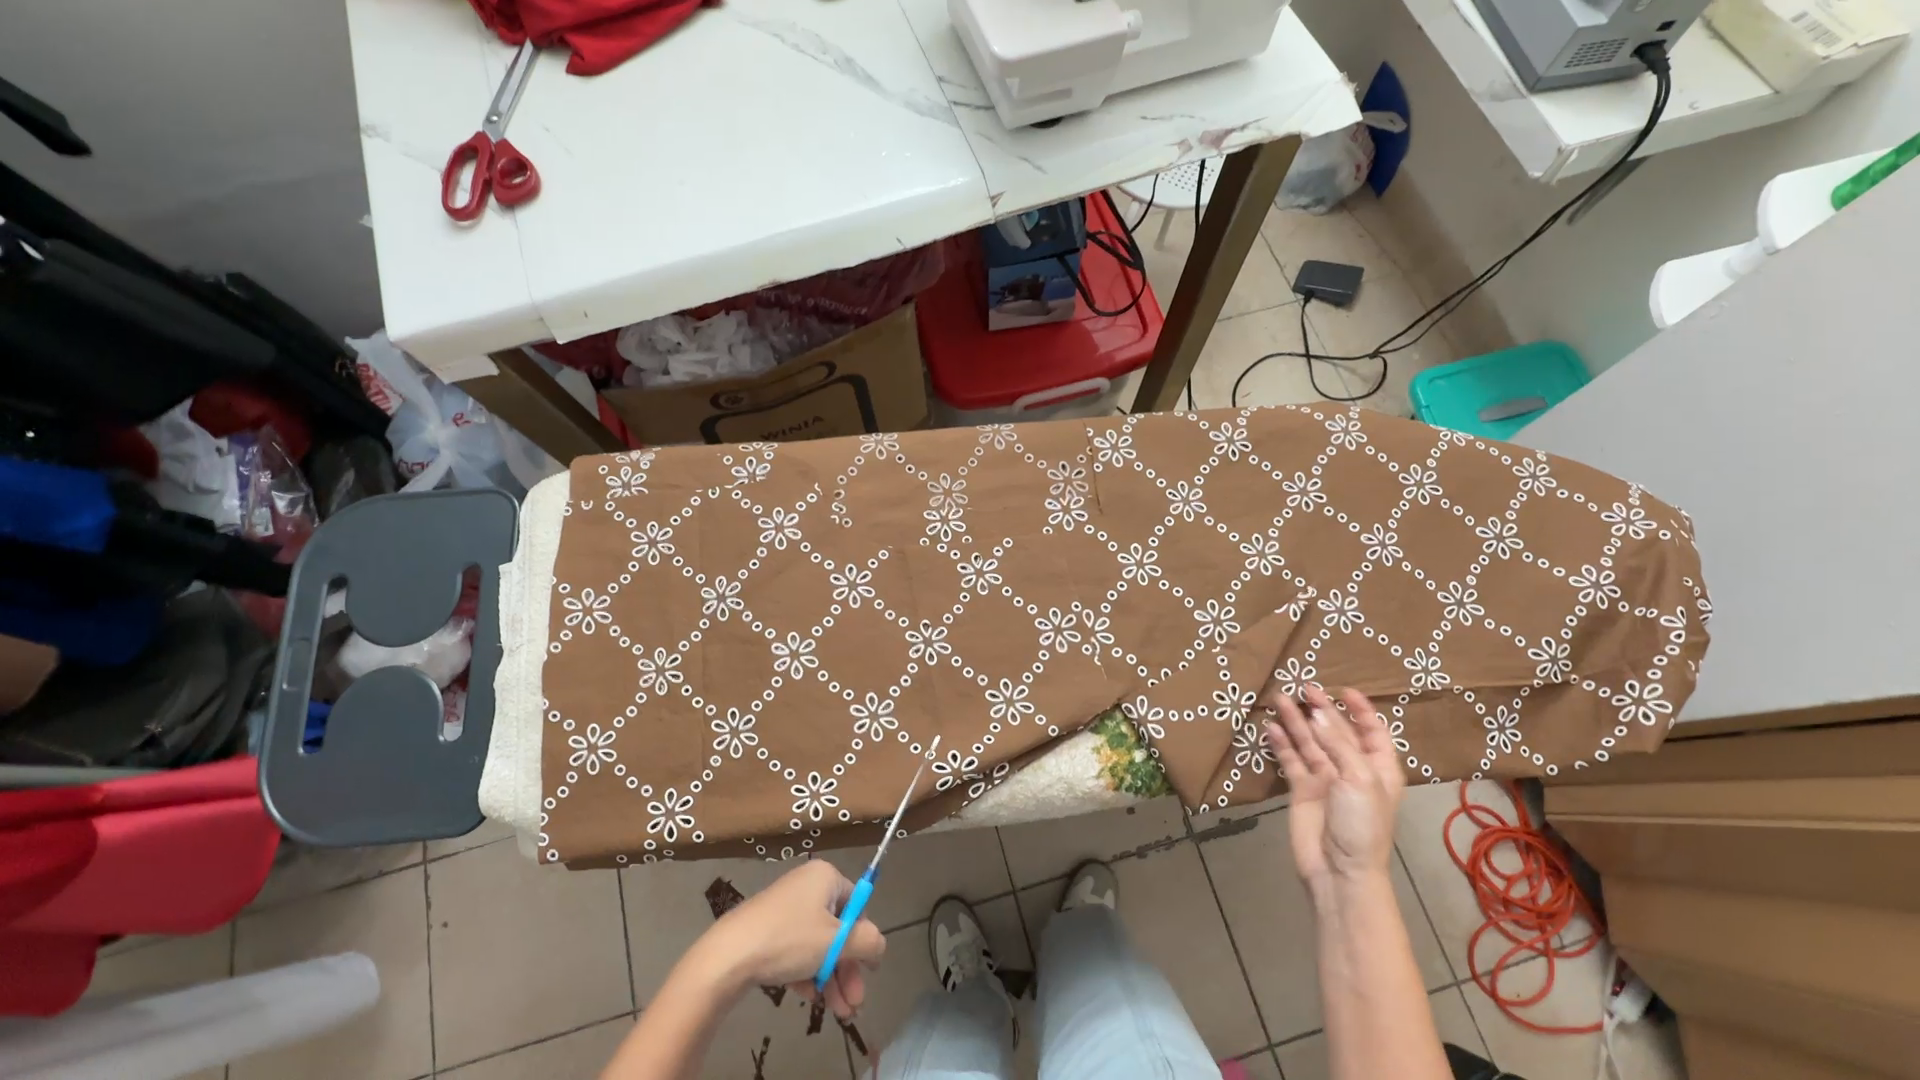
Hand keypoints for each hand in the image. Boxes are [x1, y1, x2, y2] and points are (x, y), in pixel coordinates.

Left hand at [691, 860, 885, 1019]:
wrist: (728, 956)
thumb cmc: (789, 939)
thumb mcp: (837, 941)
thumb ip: (868, 942)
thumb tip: (878, 945)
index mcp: (825, 878)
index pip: (858, 906)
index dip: (864, 940)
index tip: (869, 971)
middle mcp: (806, 887)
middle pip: (837, 930)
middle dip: (847, 970)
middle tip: (854, 1003)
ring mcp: (784, 909)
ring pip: (817, 945)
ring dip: (831, 978)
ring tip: (837, 1011)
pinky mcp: (766, 930)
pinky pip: (796, 950)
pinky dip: (806, 972)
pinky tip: (808, 996)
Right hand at [1263, 685, 1403, 890]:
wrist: (1340, 870)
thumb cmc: (1361, 823)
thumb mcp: (1359, 778)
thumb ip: (1337, 743)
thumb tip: (1316, 714)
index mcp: (1378, 767)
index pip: (1372, 730)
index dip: (1361, 709)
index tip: (1344, 689)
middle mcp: (1351, 769)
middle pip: (1336, 731)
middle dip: (1321, 709)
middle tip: (1303, 687)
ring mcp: (1325, 779)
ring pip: (1309, 742)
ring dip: (1296, 721)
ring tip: (1278, 698)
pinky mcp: (1302, 790)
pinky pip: (1291, 760)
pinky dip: (1282, 744)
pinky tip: (1271, 728)